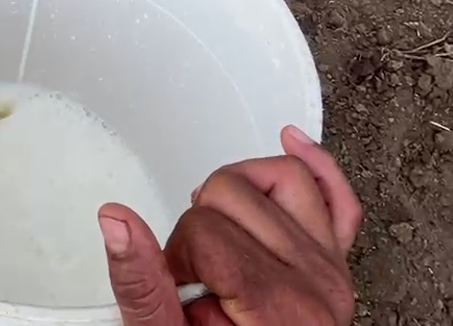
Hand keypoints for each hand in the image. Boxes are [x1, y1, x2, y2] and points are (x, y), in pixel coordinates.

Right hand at [98, 126, 360, 325]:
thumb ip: (141, 285)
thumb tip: (116, 220)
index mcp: (284, 312)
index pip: (205, 229)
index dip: (177, 256)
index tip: (183, 293)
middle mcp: (321, 288)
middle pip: (233, 192)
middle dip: (199, 228)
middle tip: (200, 279)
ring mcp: (333, 271)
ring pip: (279, 175)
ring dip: (235, 194)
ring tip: (220, 239)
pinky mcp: (335, 264)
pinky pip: (336, 198)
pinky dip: (316, 165)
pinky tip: (290, 143)